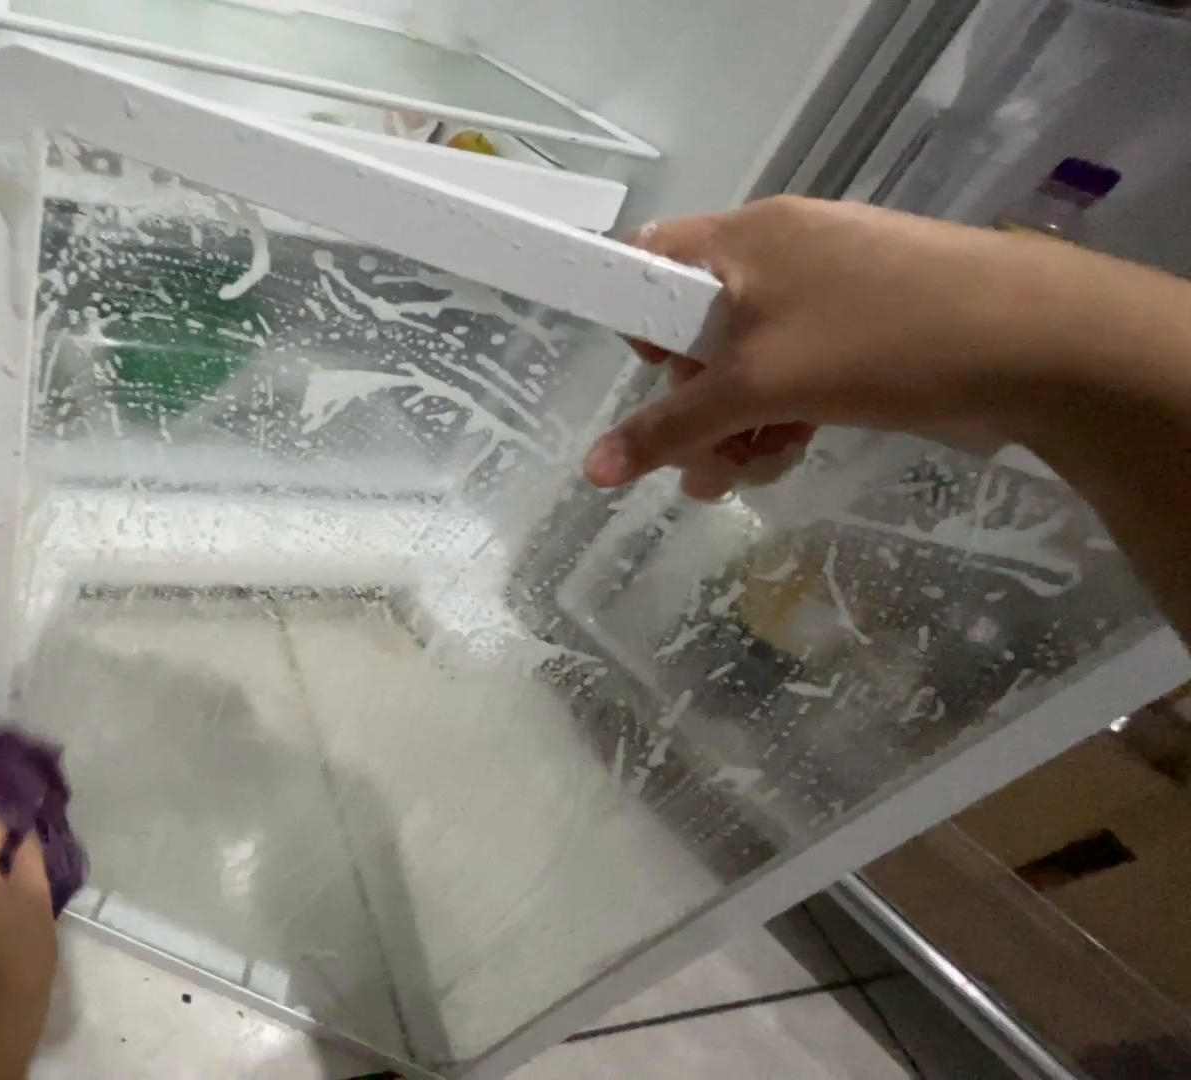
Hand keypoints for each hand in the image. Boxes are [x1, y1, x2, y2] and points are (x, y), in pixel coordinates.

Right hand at [582, 196, 1113, 497]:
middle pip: (691, 331)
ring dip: (731, 426)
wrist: (1055, 348)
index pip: (647, 258)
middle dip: (691, 406)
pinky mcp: (856, 326)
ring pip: (740, 363)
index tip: (655, 370)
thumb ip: (666, 429)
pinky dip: (774, 416)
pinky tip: (785, 453)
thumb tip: (592, 471)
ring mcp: (821, 290)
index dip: (635, 317)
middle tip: (703, 455)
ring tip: (747, 471)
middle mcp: (776, 254)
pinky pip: (785, 370)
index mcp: (743, 238)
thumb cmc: (880, 340)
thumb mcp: (756, 388)